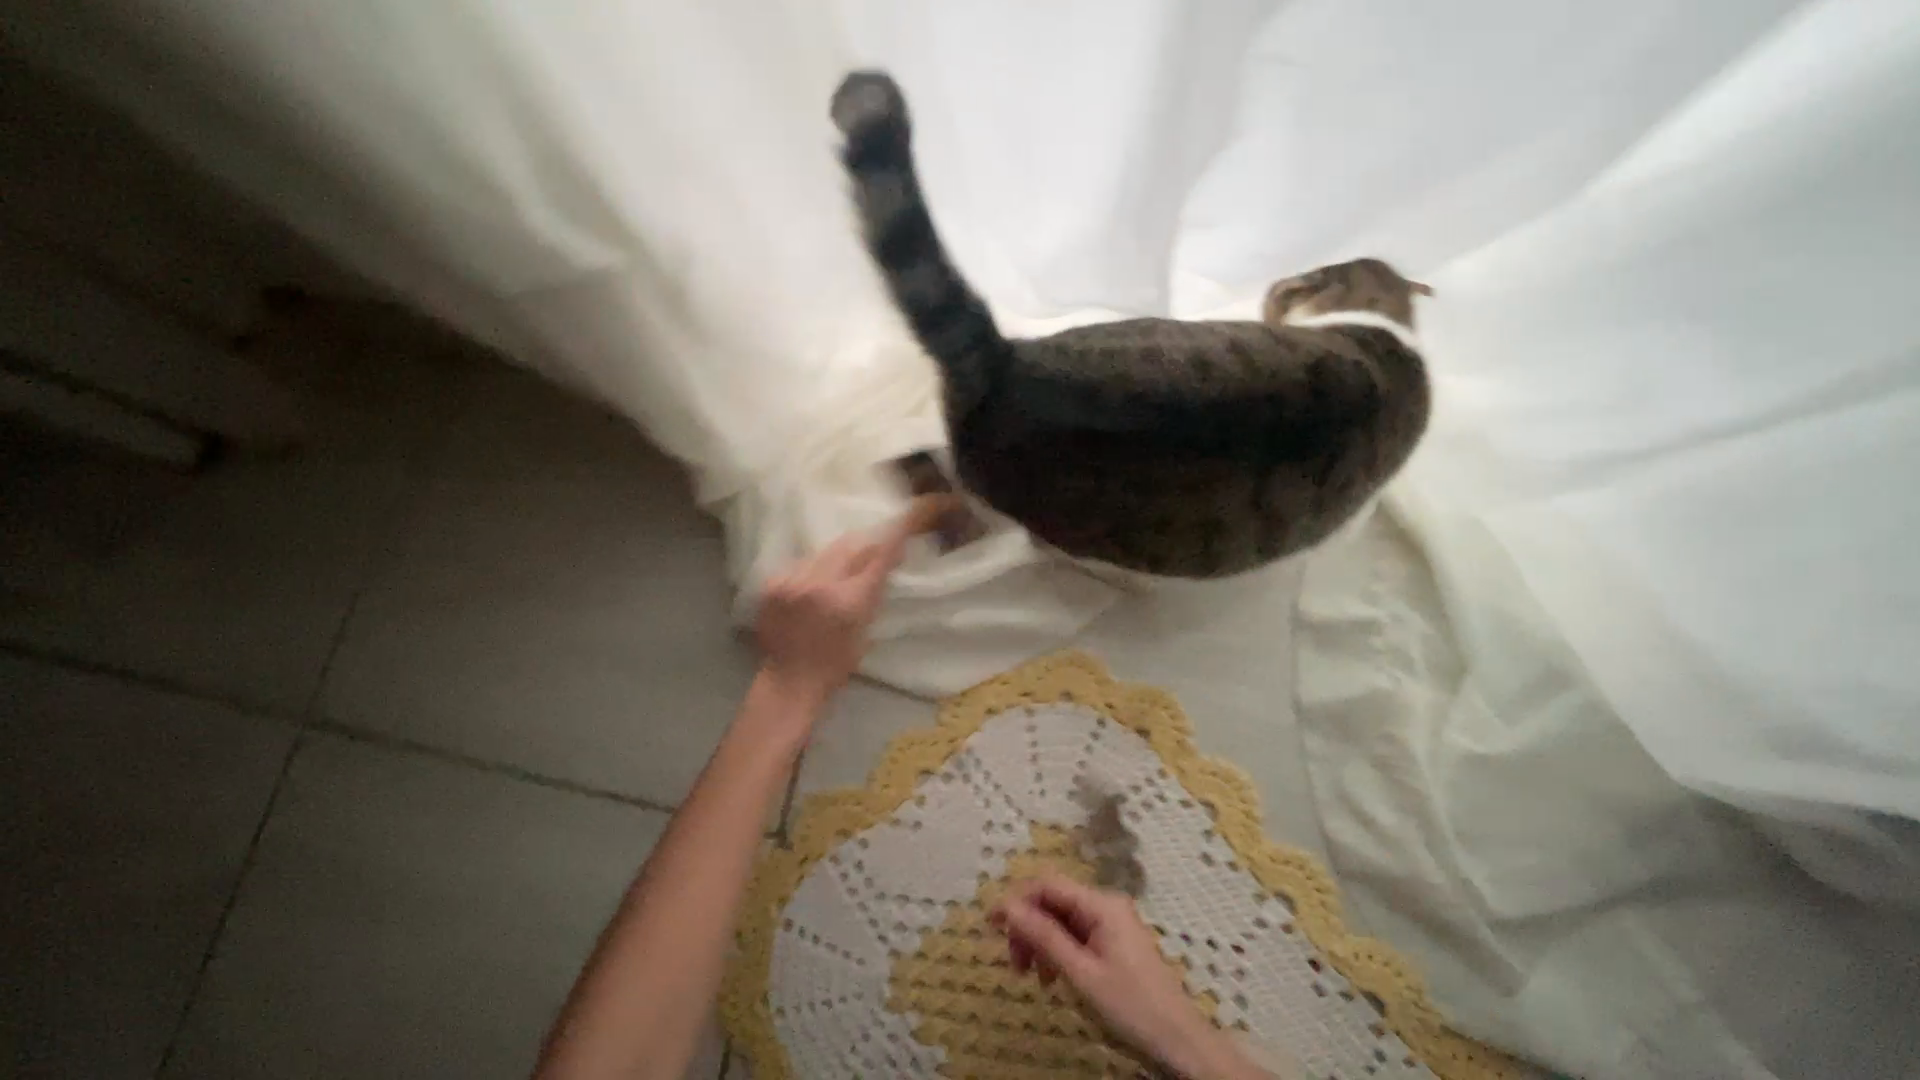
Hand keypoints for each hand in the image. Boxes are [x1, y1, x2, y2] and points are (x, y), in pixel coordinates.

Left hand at [752, 497, 948, 707]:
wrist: (789, 681)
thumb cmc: (835, 664)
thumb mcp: (865, 629)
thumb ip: (872, 592)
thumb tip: (882, 560)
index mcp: (850, 600)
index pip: (881, 553)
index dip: (903, 527)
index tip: (922, 506)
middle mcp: (819, 584)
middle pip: (851, 545)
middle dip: (866, 546)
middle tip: (873, 553)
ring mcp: (791, 581)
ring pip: (825, 552)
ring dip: (837, 560)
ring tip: (836, 581)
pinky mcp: (771, 583)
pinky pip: (801, 562)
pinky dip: (812, 570)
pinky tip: (811, 590)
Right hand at [990, 875, 1266, 1078]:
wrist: (1179, 1041)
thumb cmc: (1130, 1006)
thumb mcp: (1080, 973)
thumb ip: (1043, 936)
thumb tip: (1006, 906)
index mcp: (1101, 904)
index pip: (1047, 884)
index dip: (1016, 900)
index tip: (990, 926)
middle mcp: (1106, 905)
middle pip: (1053, 901)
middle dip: (1028, 926)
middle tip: (1015, 964)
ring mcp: (1112, 924)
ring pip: (1062, 919)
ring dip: (1040, 942)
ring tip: (1033, 978)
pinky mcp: (1114, 943)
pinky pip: (1076, 935)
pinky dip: (1058, 952)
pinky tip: (1052, 978)